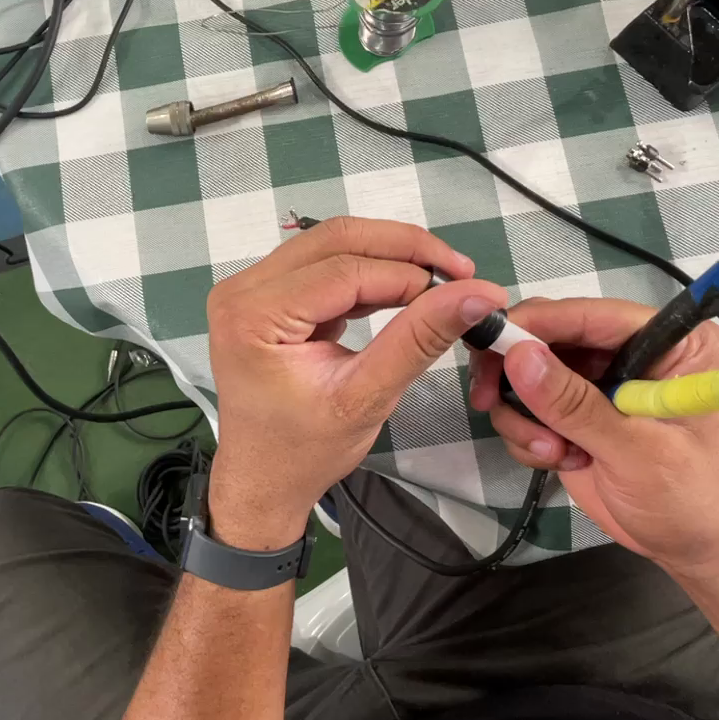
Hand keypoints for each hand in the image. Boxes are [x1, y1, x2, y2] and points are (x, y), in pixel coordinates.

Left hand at [206, 218, 508, 549]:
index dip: (408, 273)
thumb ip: (419, 340)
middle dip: (402, 248)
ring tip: (441, 281)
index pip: (342, 271)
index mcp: (252, 315)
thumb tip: (477, 293)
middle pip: (333, 239)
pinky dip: (366, 274)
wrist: (263, 480)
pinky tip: (405, 292)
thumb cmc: (305, 452)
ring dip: (387, 257)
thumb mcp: (367, 397)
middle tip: (459, 268)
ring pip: (329, 245)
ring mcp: (249, 290)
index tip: (466, 285)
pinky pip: (321, 266)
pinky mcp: (265, 297)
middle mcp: (240, 290)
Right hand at [468, 297, 718, 573]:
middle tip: (487, 400)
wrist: (689, 547)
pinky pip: (523, 404)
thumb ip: (575, 404)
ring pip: (525, 372)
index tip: (491, 342)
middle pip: (548, 335)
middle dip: (516, 373)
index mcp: (669, 342)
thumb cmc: (687, 497)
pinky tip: (558, 459)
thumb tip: (519, 356)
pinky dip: (527, 433)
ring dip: (524, 415)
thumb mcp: (634, 450)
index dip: (539, 323)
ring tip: (552, 452)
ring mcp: (596, 380)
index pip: (593, 314)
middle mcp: (629, 350)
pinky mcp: (571, 408)